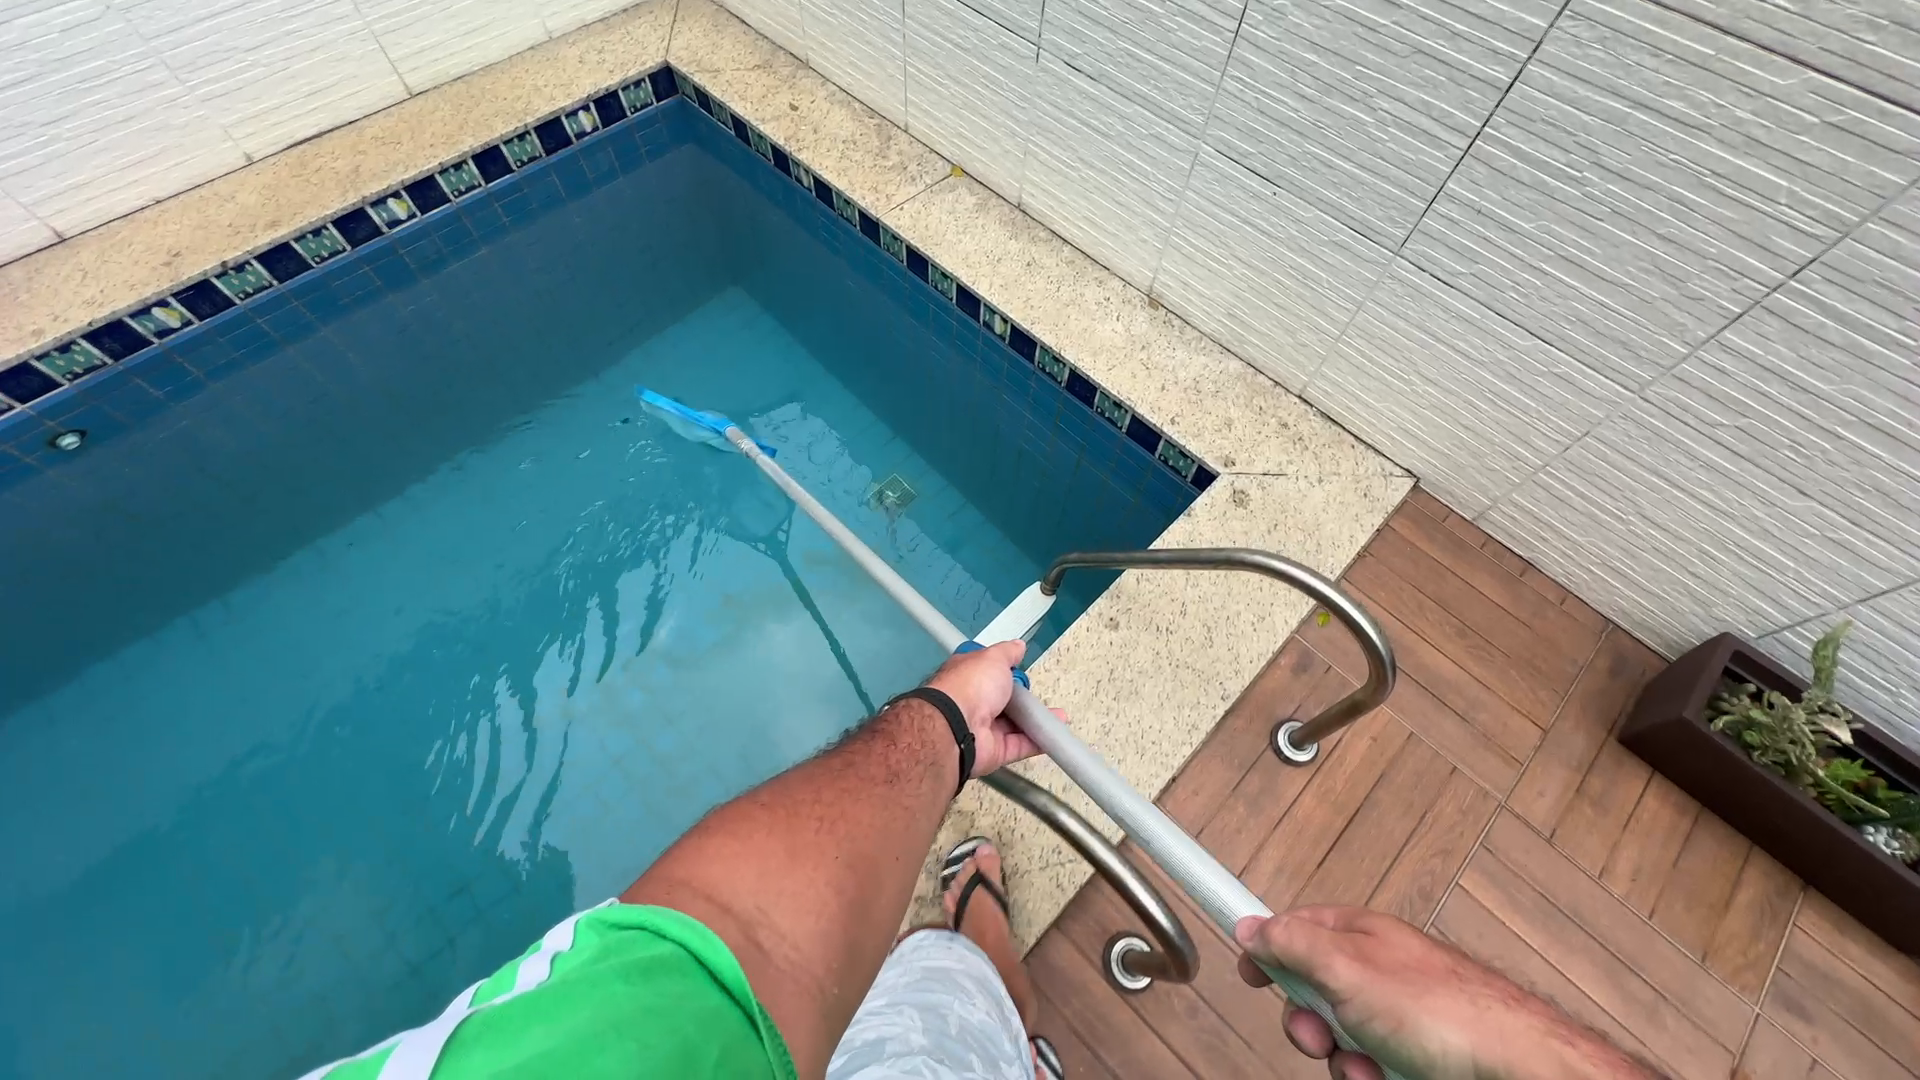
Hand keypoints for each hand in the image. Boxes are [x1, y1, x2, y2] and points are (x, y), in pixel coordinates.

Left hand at [922, 640, 1055, 776]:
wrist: (958, 726)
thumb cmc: (968, 686)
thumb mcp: (993, 657)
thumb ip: (1008, 652)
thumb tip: (1018, 646)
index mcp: (968, 677)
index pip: (988, 673)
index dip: (1005, 672)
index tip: (1020, 671)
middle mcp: (973, 703)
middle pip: (1004, 702)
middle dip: (1023, 700)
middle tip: (1037, 697)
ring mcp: (983, 728)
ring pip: (1015, 725)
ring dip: (1035, 721)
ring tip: (1057, 716)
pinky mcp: (993, 750)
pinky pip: (1020, 745)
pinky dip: (1037, 741)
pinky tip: (1052, 734)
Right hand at [1234, 906, 1659, 1079]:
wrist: (1520, 1071)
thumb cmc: (1439, 1010)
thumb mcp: (1345, 967)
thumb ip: (1290, 943)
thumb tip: (1248, 924)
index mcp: (1359, 935)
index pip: (1296, 929)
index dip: (1269, 950)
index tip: (1249, 976)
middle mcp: (1377, 971)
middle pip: (1314, 991)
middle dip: (1309, 1021)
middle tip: (1320, 1036)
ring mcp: (1400, 1017)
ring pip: (1343, 1038)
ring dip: (1344, 1060)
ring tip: (1369, 1070)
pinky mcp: (1418, 1058)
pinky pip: (1374, 1068)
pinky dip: (1374, 1078)